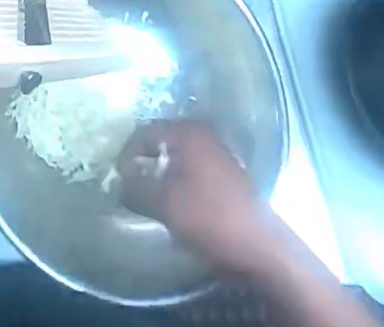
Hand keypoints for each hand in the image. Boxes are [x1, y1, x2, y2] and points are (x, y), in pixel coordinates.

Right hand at [119, 121, 379, 326]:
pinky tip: (174, 205)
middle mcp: (204, 136)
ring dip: (161, 176)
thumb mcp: (165, 203)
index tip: (117, 176)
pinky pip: (192, 173)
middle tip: (129, 185)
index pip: (145, 132)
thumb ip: (136, 189)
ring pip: (178, 159)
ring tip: (149, 198)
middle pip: (162, 143)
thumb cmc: (211, 217)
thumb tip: (119, 183)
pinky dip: (178, 184)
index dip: (127, 153)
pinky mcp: (228, 178)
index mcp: (188, 132)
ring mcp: (219, 156)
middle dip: (144, 163)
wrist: (265, 251)